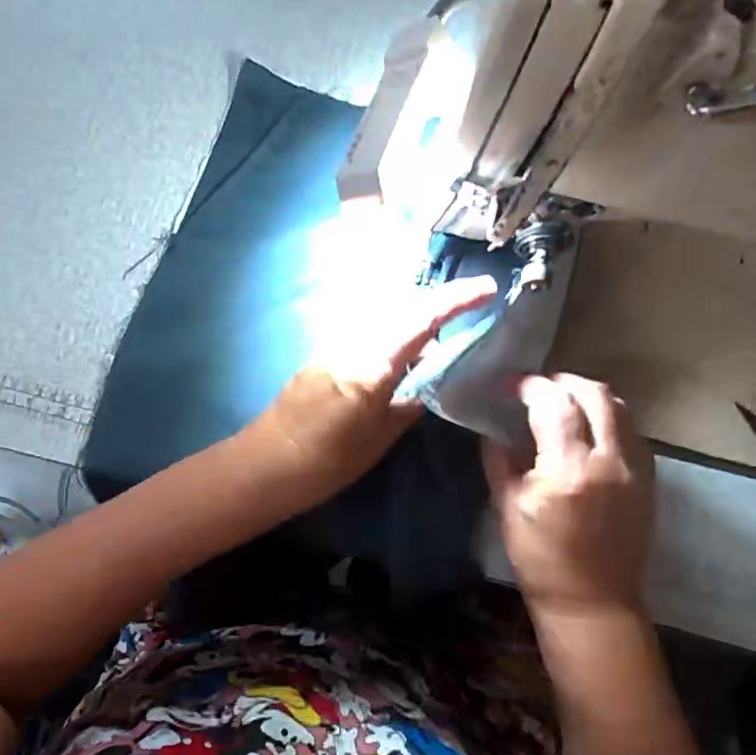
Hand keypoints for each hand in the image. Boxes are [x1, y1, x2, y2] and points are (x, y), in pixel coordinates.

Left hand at [242, 276, 499, 503]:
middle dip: (434, 306)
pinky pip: (360, 333)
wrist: (266, 465)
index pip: (421, 318)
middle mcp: (349, 344)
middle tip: (465, 315)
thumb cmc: (326, 462)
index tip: (488, 289)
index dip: (457, 299)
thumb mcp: (379, 438)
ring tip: (433, 338)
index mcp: (370, 365)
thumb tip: (427, 382)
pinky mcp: (317, 357)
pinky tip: (395, 354)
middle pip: (399, 309)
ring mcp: (329, 347)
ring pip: (378, 318)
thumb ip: (408, 403)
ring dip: (409, 319)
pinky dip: (385, 333)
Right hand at [485, 374, 654, 619]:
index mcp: (568, 470)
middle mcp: (610, 461)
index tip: (510, 385)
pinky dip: (608, 417)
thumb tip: (493, 429)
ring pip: (620, 408)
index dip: (531, 387)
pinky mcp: (650, 478)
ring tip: (561, 401)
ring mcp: (637, 468)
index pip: (554, 406)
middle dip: (563, 382)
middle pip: (595, 396)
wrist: (592, 598)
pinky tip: (586, 429)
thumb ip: (499, 461)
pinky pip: (632, 430)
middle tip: (536, 387)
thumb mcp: (507, 508)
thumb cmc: (540, 558)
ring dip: (588, 395)